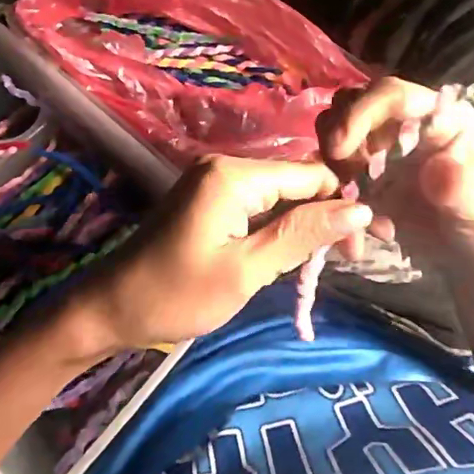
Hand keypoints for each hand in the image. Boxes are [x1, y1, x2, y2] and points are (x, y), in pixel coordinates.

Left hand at [61, 157, 372, 353]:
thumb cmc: (176, 294)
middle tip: (351, 260)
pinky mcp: (206, 201)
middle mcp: (224, 166)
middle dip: (325, 216)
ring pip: (277, 196)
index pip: (310, 174)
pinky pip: (255, 206)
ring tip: (328, 262)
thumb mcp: (246, 270)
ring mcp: (212, 182)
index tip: (364, 246)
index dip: (343, 205)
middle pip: (294, 182)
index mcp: (233, 175)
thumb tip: (360, 209)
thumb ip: (302, 235)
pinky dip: (277, 229)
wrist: (110, 308)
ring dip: (303, 225)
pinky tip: (293, 253)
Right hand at [318, 77, 473, 272]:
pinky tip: (356, 237)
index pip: (391, 94)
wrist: (473, 262)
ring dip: (333, 173)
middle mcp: (404, 123)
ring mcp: (379, 146)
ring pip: (333, 134)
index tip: (340, 149)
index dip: (361, 114)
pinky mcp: (361, 174)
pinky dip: (332, 201)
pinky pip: (330, 173)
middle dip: (338, 141)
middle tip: (346, 185)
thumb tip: (441, 165)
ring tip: (361, 215)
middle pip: (351, 105)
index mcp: (439, 116)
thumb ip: (466, 190)